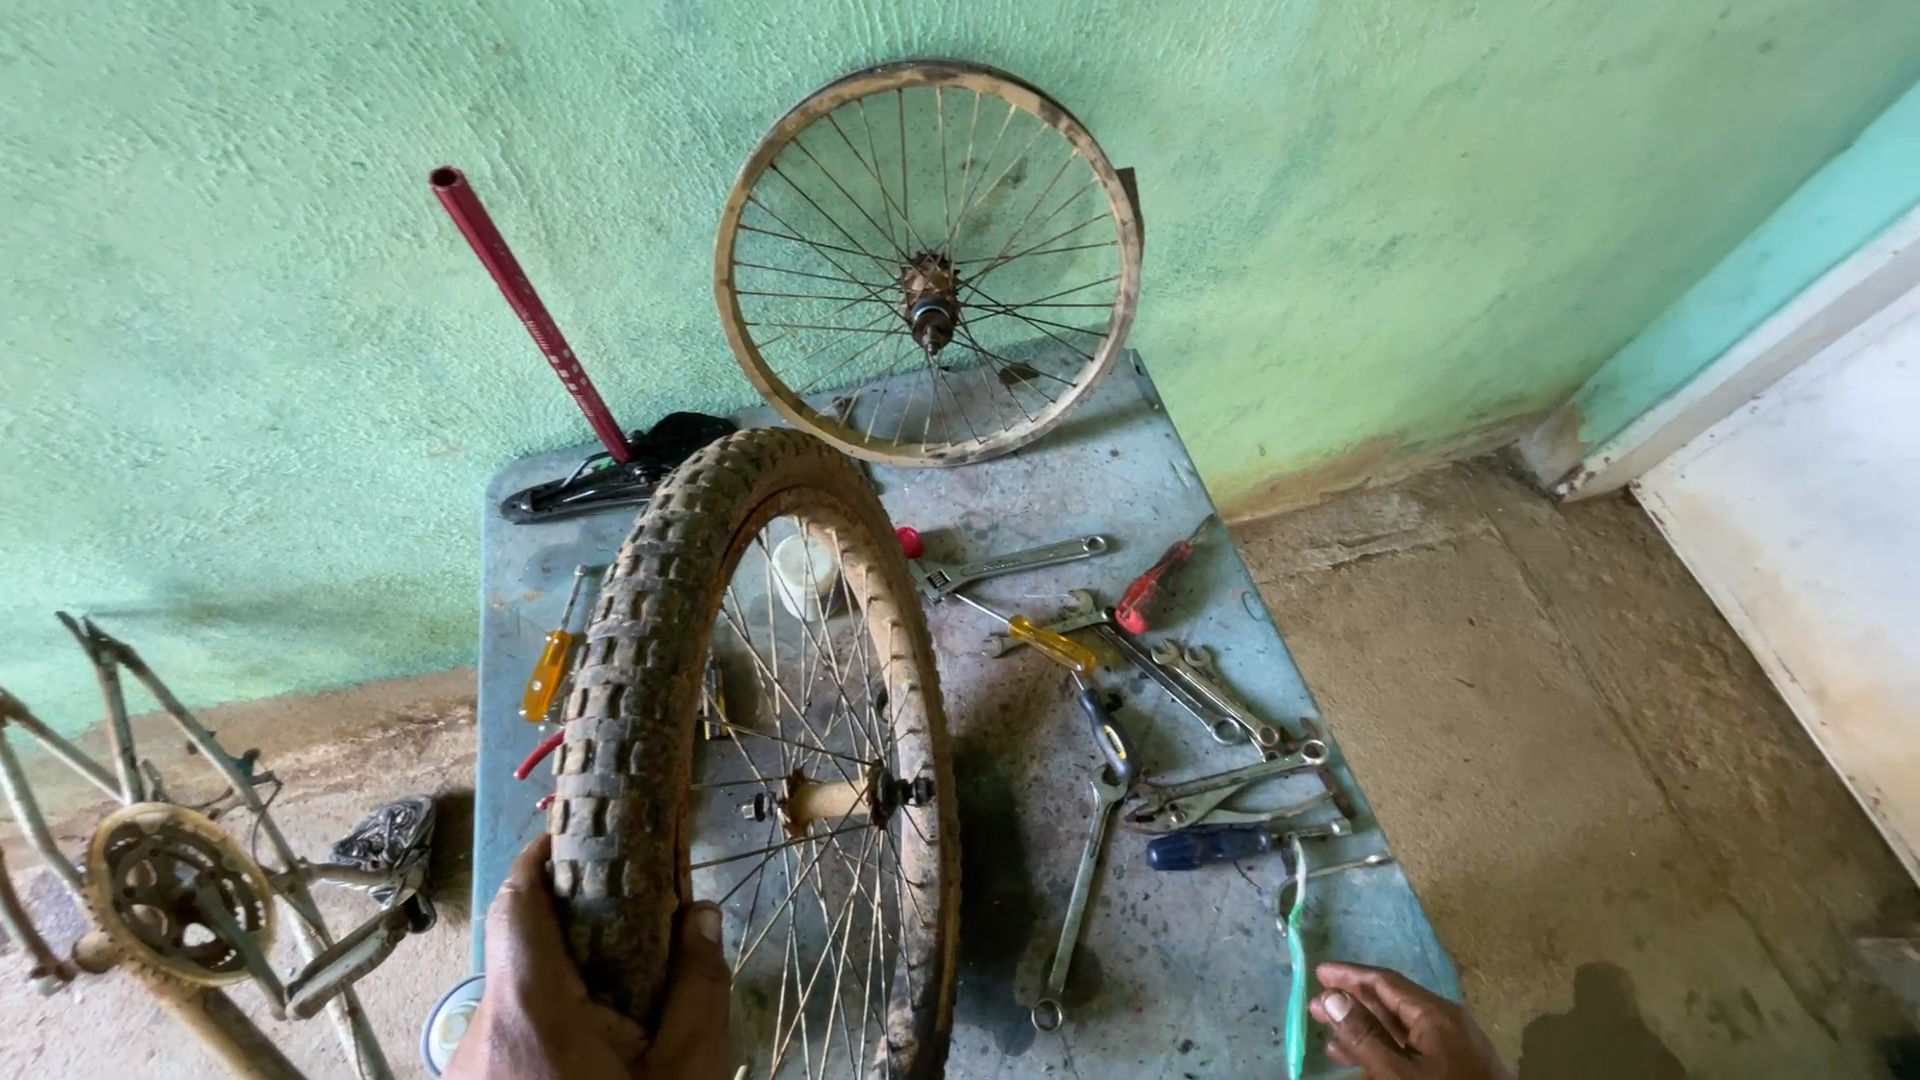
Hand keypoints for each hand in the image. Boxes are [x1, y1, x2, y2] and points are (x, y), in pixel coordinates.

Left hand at [444, 835, 733, 1079]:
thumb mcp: (688, 1068)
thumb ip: (699, 981)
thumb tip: (700, 912)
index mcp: (530, 1012)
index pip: (519, 903)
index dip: (542, 854)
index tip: (578, 828)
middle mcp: (481, 1034)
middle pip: (521, 947)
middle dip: (575, 920)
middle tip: (632, 915)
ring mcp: (465, 1072)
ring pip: (516, 994)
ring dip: (566, 974)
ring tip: (625, 988)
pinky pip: (507, 1034)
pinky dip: (550, 1015)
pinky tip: (595, 1045)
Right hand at [1310, 962, 1511, 1079]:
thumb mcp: (1398, 1076)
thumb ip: (1363, 1035)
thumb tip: (1331, 997)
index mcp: (1436, 1015)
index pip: (1384, 981)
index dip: (1349, 975)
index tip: (1318, 974)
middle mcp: (1448, 1024)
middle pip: (1391, 1004)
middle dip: (1352, 1006)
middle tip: (1317, 1009)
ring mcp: (1456, 1051)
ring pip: (1401, 1032)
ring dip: (1365, 1034)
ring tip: (1332, 1042)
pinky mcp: (1459, 1073)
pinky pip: (1415, 1053)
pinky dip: (1387, 1054)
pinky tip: (1364, 1066)